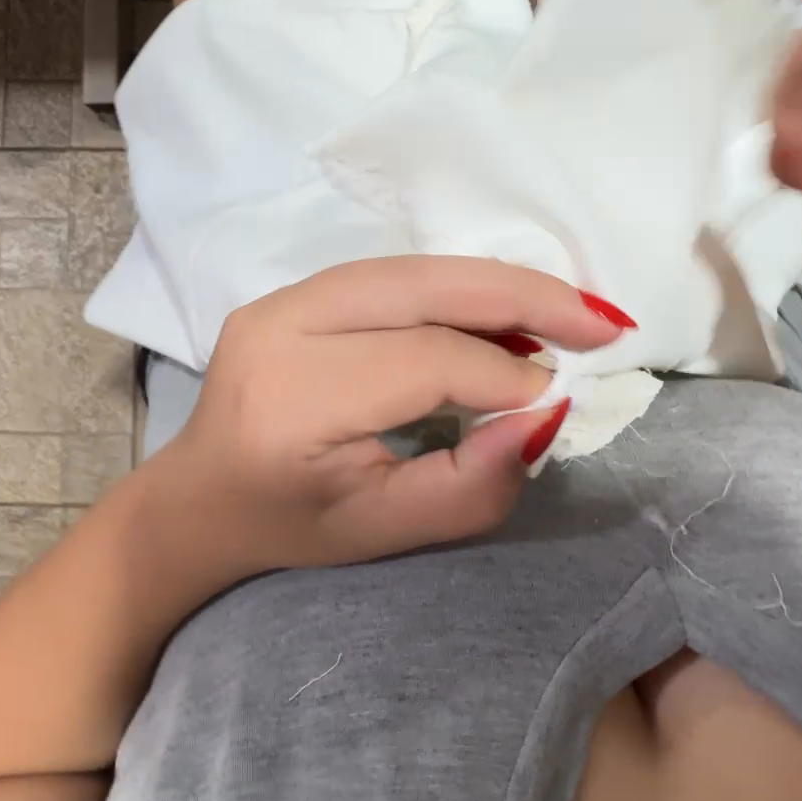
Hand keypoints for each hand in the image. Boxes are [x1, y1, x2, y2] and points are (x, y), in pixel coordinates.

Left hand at [139, 256, 626, 576]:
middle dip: (520, 295)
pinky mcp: (286, 292)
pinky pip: (388, 274)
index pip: (421, 362)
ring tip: (563, 314)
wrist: (200, 498)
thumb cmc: (289, 526)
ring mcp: (275, 301)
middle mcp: (277, 331)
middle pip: (418, 286)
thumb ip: (469, 485)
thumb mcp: (385, 532)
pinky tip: (497, 311)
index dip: (502, 375)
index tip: (556, 398)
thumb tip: (543, 414)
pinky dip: (452, 288)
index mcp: (292, 403)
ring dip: (492, 284)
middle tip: (601, 321)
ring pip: (408, 268)